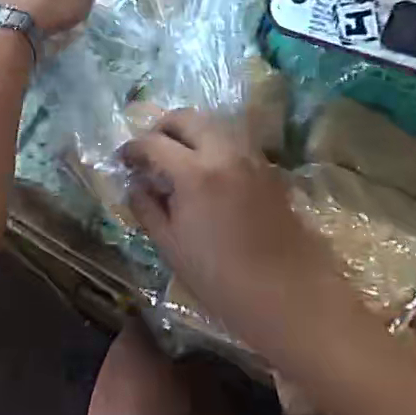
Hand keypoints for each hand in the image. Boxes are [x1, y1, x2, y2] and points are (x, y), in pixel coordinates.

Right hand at [122, 109, 353, 357]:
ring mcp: (251, 157)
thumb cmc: (222, 280)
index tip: (123, 160)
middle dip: (161, 128)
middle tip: (150, 152)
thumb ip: (148, 209)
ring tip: (177, 160)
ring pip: (213, 124)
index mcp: (194, 173)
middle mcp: (223, 153)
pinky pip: (234, 142)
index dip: (132, 149)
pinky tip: (207, 173)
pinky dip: (214, 145)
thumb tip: (136, 185)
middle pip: (186, 118)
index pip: (153, 143)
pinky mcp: (268, 169)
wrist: (292, 297)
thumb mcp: (171, 248)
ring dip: (190, 133)